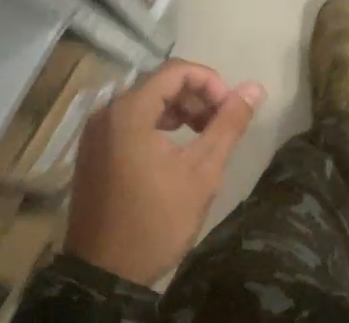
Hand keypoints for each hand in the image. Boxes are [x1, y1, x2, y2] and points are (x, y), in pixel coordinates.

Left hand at [67, 59, 262, 285]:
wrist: (102, 277)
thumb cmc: (156, 221)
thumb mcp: (202, 171)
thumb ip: (228, 124)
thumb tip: (255, 87)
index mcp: (129, 111)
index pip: (176, 71)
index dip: (210, 82)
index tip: (229, 109)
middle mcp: (106, 113)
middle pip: (160, 84)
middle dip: (196, 97)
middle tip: (219, 124)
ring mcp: (96, 133)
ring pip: (146, 101)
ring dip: (179, 110)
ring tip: (203, 136)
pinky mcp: (93, 151)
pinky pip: (130, 120)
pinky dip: (157, 124)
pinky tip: (176, 149)